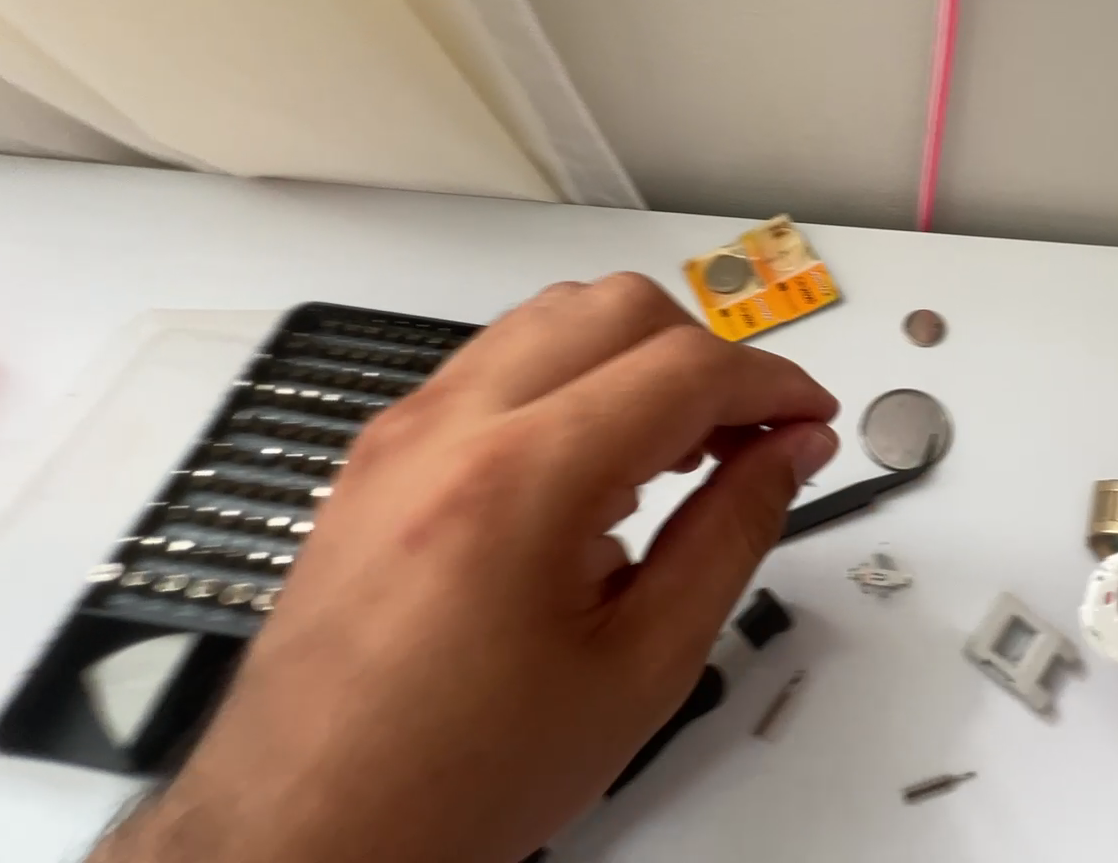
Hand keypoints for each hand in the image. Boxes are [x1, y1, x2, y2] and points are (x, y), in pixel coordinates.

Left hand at [91, 275, 839, 862]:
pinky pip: (517, 353)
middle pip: (624, 307)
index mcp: (516, 486)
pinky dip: (594, 370)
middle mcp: (449, 428)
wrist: (305, 836)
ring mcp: (409, 426)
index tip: (813, 420)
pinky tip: (617, 447)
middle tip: (755, 431)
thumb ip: (737, 528)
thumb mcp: (648, 661)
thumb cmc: (469, 776)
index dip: (774, 383)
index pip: (684, 369)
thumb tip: (795, 448)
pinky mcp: (394, 441)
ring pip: (568, 311)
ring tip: (691, 438)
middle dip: (715, 356)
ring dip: (653, 355)